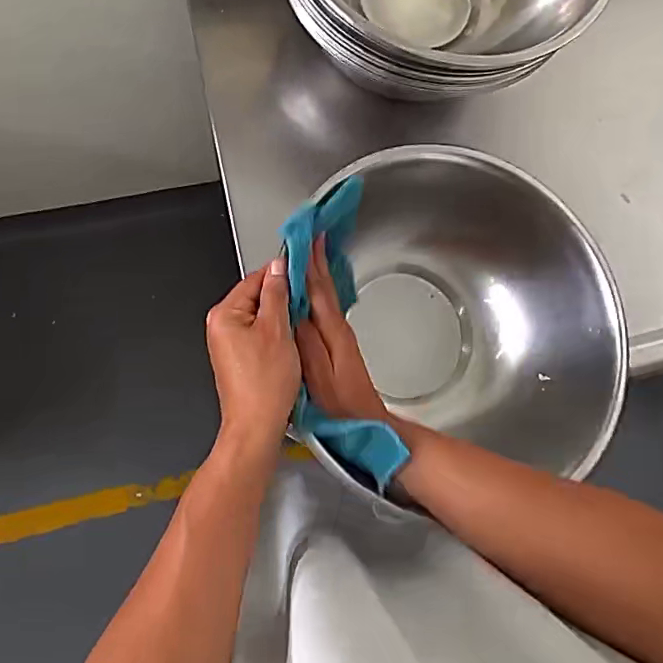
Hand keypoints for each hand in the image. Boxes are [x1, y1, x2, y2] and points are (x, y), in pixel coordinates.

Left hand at [205, 256, 300, 450]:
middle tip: (304, 305)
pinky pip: (259, 332)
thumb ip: (277, 294)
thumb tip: (278, 268)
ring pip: (261, 315)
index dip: (281, 274)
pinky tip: (289, 343)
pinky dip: (276, 333)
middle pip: (257, 295)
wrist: (256, 425)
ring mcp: (229, 341)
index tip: (301, 272)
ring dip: (281, 317)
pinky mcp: (239, 355)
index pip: (255, 278)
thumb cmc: (263, 387)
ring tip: (296, 328)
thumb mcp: (277, 329)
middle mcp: (221, 326)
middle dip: (282, 298)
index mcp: (224, 314)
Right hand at [294, 236, 388, 422]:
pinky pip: (326, 309)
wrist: (368, 425)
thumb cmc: (341, 408)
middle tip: (311, 237)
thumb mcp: (319, 378)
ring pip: (327, 296)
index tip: (305, 242)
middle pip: (325, 288)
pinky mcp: (340, 345)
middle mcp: (339, 330)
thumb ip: (307, 344)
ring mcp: (341, 337)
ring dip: (319, 274)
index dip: (310, 265)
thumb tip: (295, 314)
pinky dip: (320, 293)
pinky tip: (315, 291)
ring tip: (312, 255)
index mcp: (333, 334)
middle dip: (317, 261)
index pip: (318, 291)